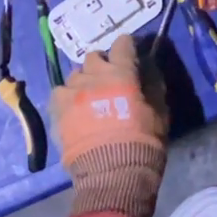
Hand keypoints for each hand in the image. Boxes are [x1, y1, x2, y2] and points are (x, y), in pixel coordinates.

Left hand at [48, 35, 166, 162]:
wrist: (112, 172)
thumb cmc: (143, 142)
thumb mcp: (160, 114)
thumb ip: (153, 87)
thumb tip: (149, 70)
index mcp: (121, 72)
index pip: (123, 44)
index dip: (127, 47)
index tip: (130, 54)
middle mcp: (93, 74)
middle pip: (94, 56)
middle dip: (102, 64)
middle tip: (109, 81)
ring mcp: (72, 89)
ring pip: (75, 74)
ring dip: (84, 81)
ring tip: (89, 98)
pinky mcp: (56, 107)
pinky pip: (60, 92)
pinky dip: (67, 97)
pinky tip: (73, 110)